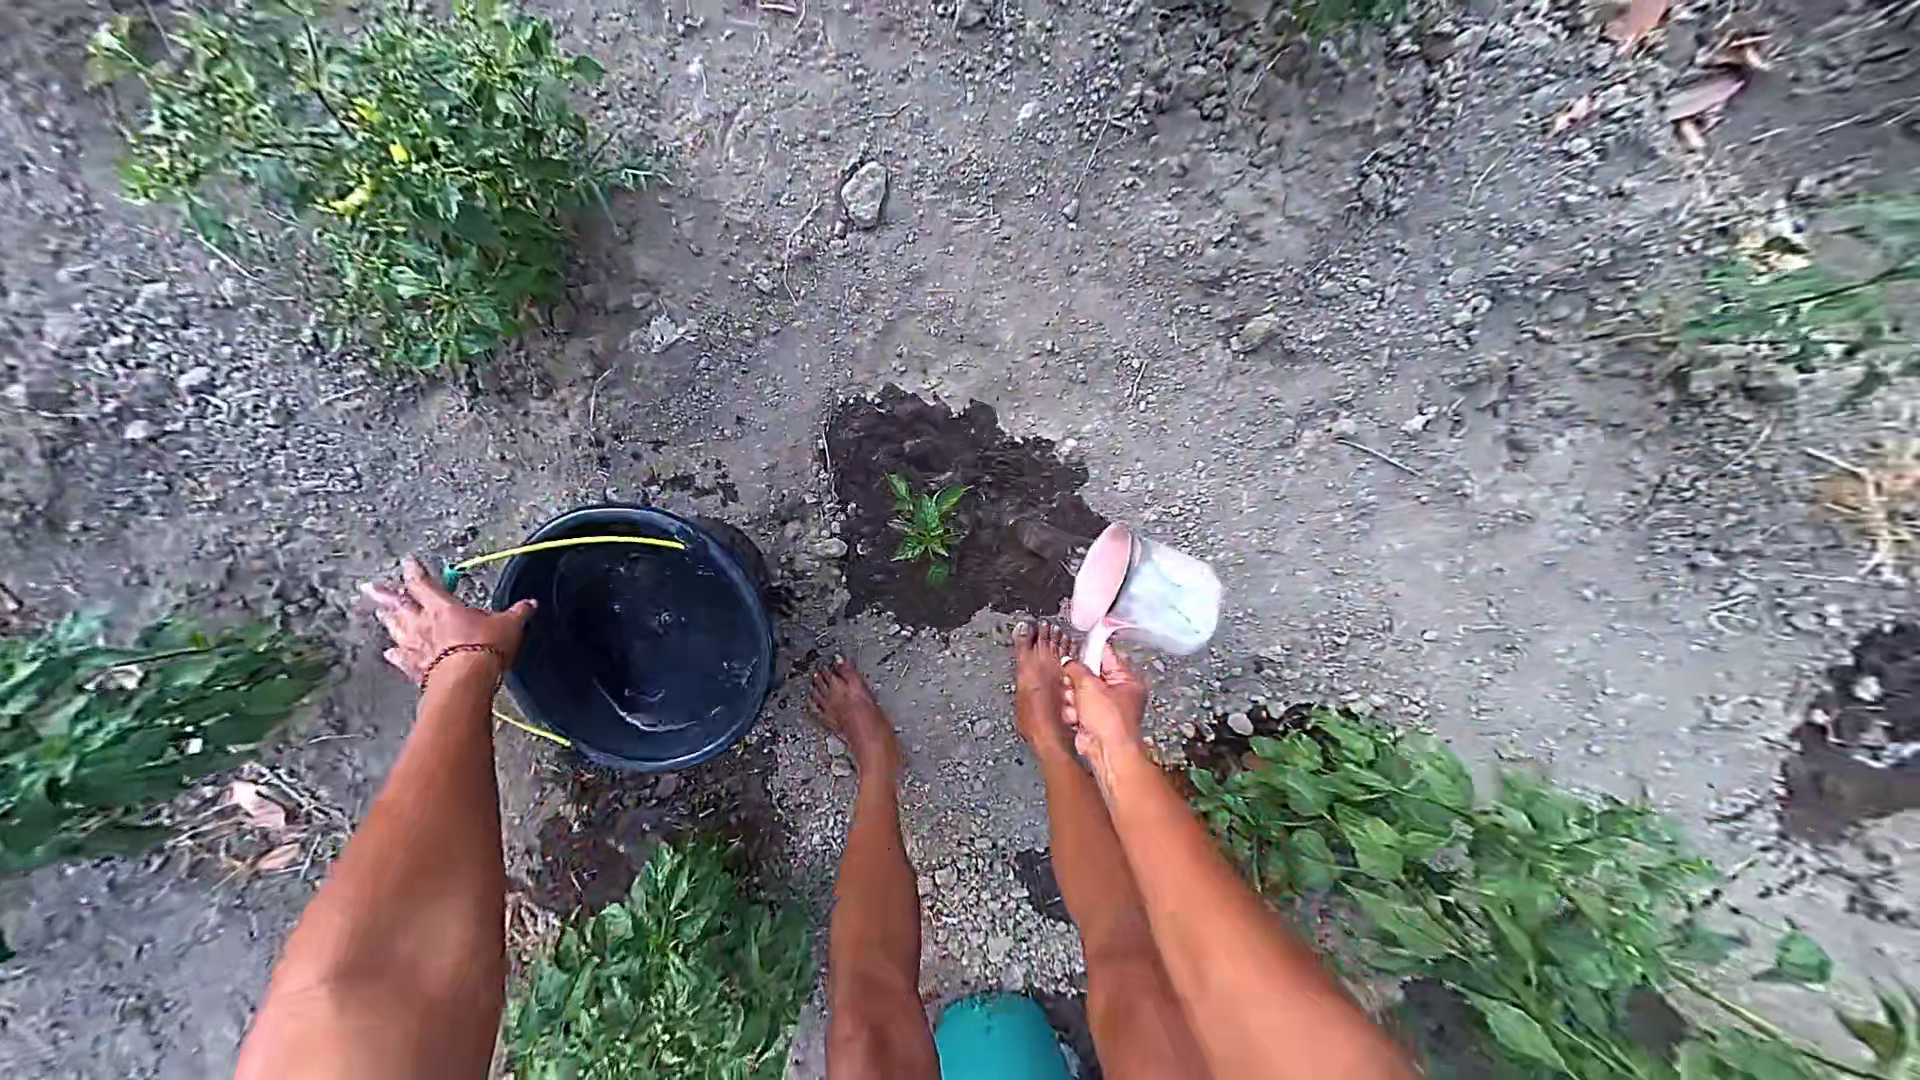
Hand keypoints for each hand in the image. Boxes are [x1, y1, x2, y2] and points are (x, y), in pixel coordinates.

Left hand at [360, 556, 535, 683]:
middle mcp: (423, 624)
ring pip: (394, 629)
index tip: (409, 562)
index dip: (415, 571)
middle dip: (385, 595)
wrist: (466, 679)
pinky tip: (391, 653)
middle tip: (372, 587)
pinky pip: (400, 658)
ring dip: (387, 620)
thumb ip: (518, 613)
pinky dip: (395, 654)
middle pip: (398, 605)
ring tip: (380, 614)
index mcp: (443, 608)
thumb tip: (529, 604)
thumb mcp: (510, 625)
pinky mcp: (415, 667)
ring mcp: (415, 647)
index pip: (424, 584)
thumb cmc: (485, 648)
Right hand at [1061, 644, 1149, 788]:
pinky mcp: (1091, 721)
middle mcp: (1117, 693)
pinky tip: (1077, 719)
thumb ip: (1076, 668)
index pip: (1107, 656)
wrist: (1107, 751)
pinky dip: (1072, 713)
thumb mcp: (1090, 684)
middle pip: (1088, 675)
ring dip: (1072, 699)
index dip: (1090, 651)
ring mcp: (1104, 708)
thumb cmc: (1109, 719)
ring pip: (1077, 692)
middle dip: (1076, 682)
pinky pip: (1074, 708)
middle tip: (1074, 686)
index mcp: (1126, 680)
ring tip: (1077, 706)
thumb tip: (1068, 661)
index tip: (1077, 649)